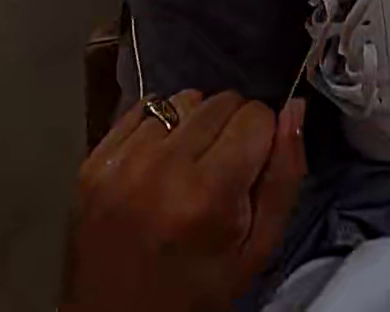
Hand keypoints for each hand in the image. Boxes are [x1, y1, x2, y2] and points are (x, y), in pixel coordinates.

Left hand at [61, 90, 306, 311]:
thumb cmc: (197, 295)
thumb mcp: (256, 251)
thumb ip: (284, 176)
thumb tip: (294, 107)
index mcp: (208, 195)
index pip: (256, 115)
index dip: (262, 138)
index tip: (252, 167)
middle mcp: (162, 167)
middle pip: (221, 100)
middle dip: (232, 127)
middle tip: (222, 169)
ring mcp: (122, 160)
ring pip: (183, 98)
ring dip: (195, 123)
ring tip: (189, 165)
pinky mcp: (95, 158)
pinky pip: (145, 108)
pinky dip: (160, 125)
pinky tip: (159, 162)